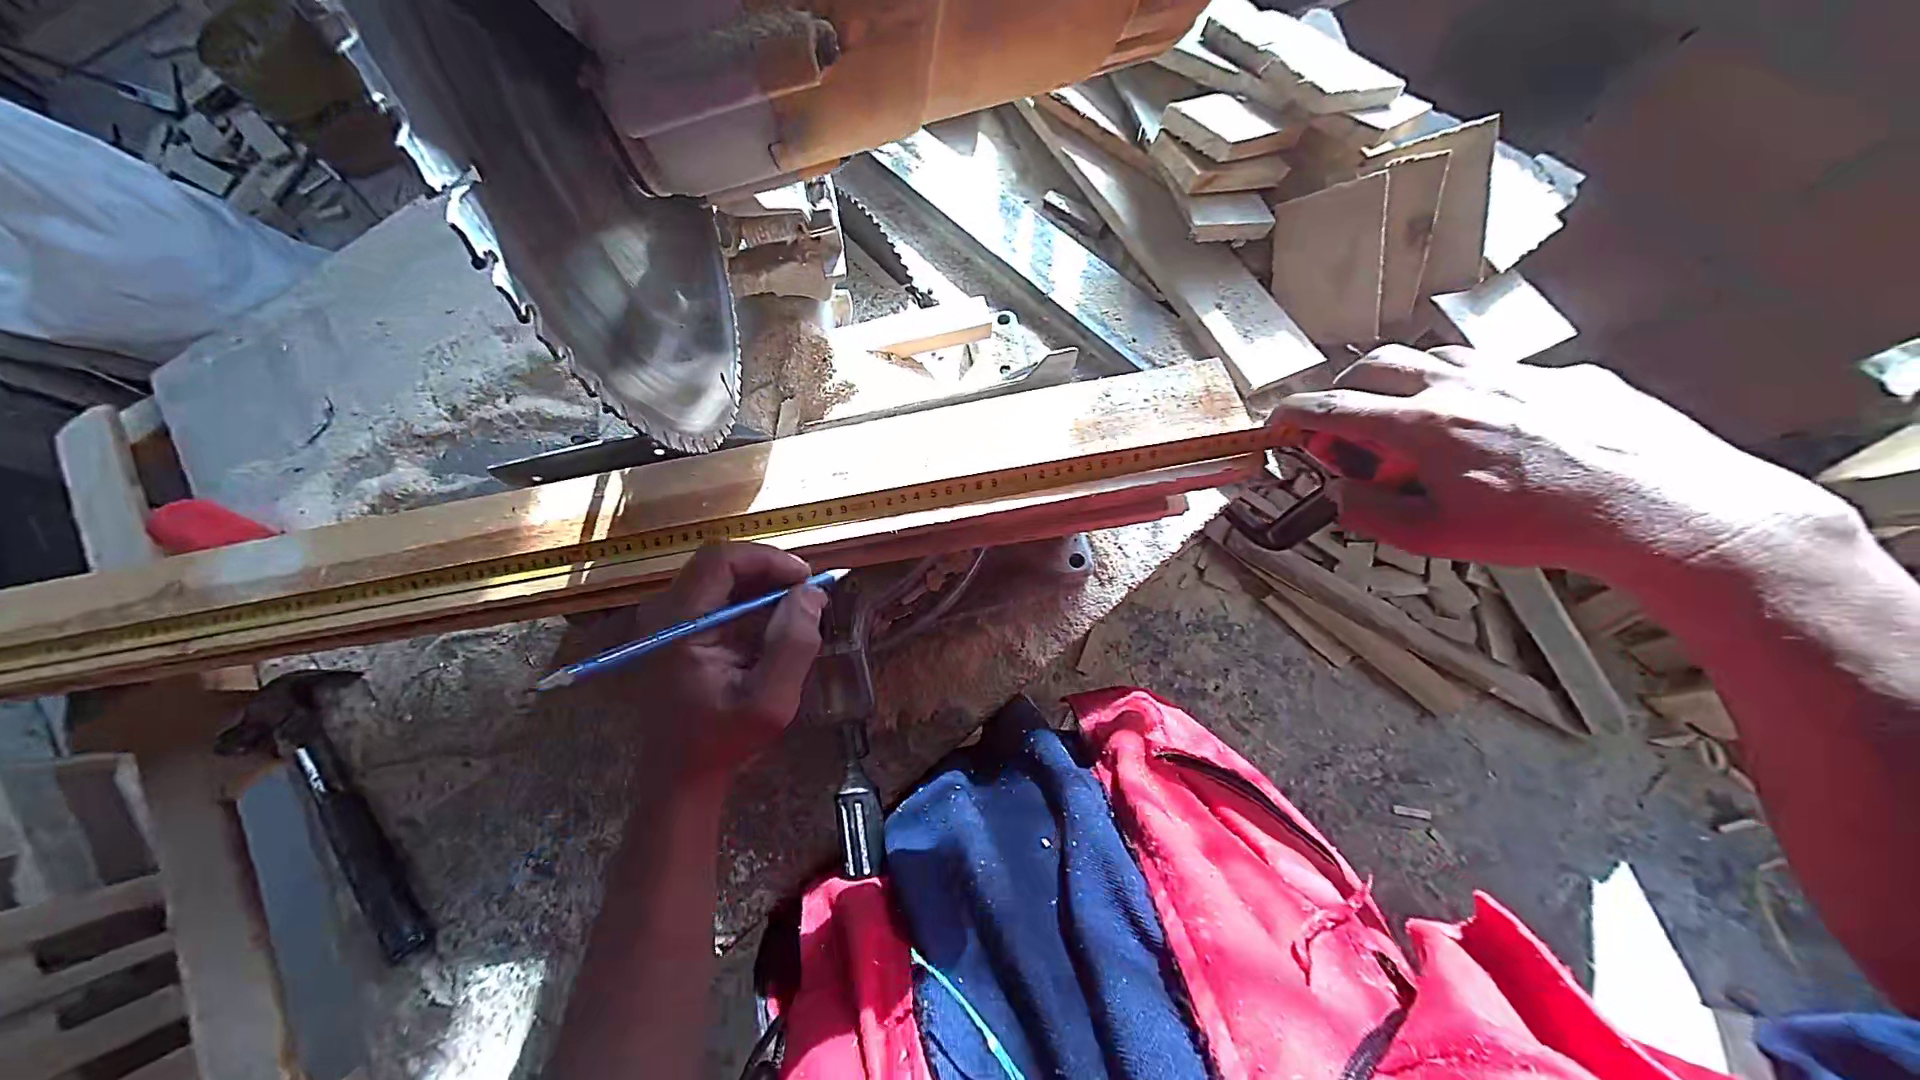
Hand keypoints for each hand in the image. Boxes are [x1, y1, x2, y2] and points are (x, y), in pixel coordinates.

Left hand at [607, 543, 827, 779]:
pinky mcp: (678, 627)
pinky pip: (719, 594)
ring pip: (722, 575)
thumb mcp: (770, 701)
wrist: (681, 772)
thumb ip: (793, 645)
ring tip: (797, 606)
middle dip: (770, 569)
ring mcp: (668, 618)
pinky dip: (752, 598)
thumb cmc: (722, 740)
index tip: (805, 578)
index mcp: (679, 624)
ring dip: (763, 583)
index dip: (768, 559)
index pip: (720, 560)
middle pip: (721, 563)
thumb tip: (812, 592)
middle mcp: (665, 611)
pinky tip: (775, 621)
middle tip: (808, 591)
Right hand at [1271, 345, 1851, 579]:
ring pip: (1427, 356)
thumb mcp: (1435, 537)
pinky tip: (1474, 424)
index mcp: (1421, 427)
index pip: (1331, 407)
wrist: (1656, 505)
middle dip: (1342, 396)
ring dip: (1396, 385)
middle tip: (1345, 435)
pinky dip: (1456, 387)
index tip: (1278, 425)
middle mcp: (1458, 386)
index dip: (1292, 415)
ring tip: (1406, 427)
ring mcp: (1508, 372)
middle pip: (1372, 367)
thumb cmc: (1547, 524)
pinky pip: (1486, 365)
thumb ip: (1370, 514)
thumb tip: (1339, 497)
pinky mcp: (1553, 373)